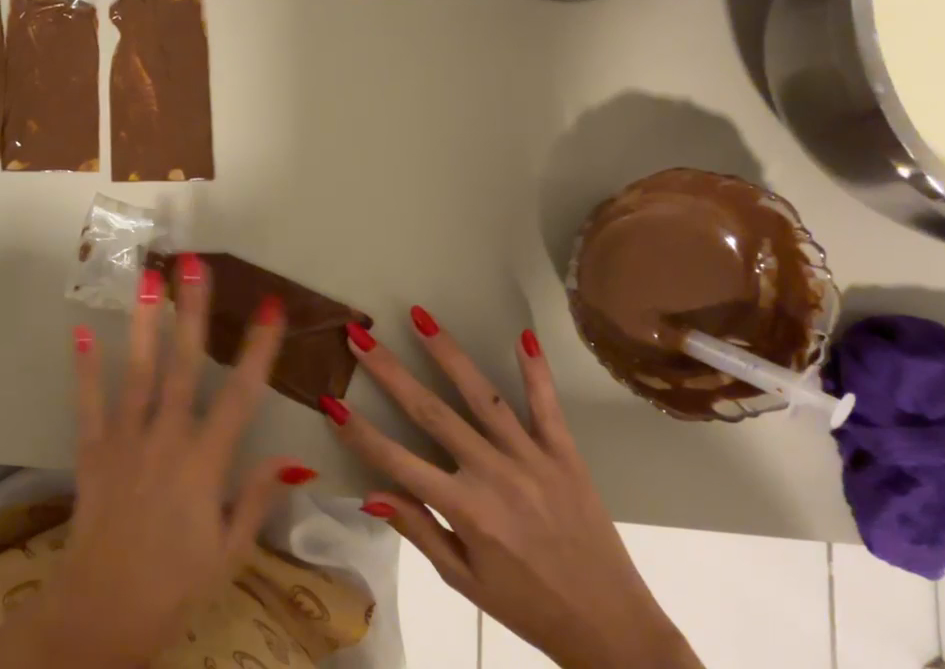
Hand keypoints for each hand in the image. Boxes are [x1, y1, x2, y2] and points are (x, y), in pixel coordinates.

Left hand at [0, 256, 304, 668]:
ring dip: (143, 323)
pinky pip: (88, 402)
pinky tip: (82, 331)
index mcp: (205, 464)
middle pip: (182, 365)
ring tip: (146, 279)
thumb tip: (296, 459)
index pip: (241, 396)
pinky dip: (84, 367)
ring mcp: (124, 440)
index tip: (270, 306)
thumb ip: (257, 498)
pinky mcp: (92, 449)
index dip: (259, 349)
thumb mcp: (230, 550)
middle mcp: (165, 439)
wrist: (104, 607)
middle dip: (191, 312)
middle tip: (193, 265)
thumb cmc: (176, 583)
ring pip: (136, 372)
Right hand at [324, 310, 703, 668]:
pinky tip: (522, 336)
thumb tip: (371, 493)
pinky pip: (548, 407)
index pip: (397, 461)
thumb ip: (418, 530)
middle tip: (360, 335)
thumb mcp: (463, 579)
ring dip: (448, 353)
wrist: (614, 627)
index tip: (330, 400)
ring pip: (483, 396)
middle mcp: (495, 475)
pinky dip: (535, 370)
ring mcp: (533, 460)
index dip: (359, 432)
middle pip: (431, 412)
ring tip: (421, 317)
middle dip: (390, 371)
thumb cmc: (528, 607)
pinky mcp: (567, 456)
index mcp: (465, 509)